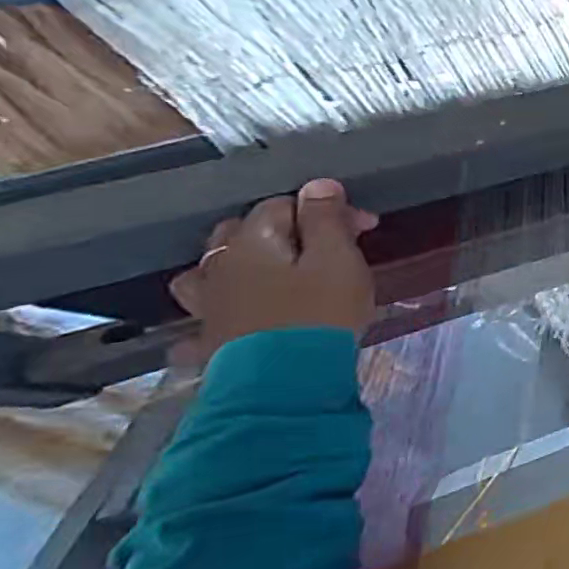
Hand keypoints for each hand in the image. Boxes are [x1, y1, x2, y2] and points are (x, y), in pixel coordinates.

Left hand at [169, 178, 379, 365]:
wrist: (287, 382)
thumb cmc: (321, 312)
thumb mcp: (338, 259)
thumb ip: (326, 220)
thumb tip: (318, 185)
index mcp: (251, 242)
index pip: (284, 205)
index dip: (327, 211)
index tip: (364, 228)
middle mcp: (219, 267)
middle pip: (242, 232)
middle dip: (284, 232)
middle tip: (327, 249)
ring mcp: (209, 305)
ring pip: (210, 272)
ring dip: (236, 266)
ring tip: (266, 275)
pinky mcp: (210, 339)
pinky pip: (204, 318)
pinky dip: (217, 313)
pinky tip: (230, 321)